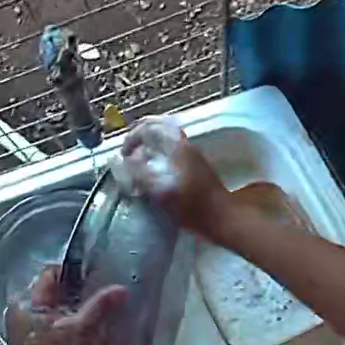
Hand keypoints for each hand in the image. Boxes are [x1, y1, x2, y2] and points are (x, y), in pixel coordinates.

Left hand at [4, 266, 124, 344]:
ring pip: (57, 309)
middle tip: (104, 290)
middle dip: (79, 292)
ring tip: (102, 308)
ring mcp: (27, 330)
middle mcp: (23, 313)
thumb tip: (121, 289)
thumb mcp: (78, 333)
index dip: (73, 271)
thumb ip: (99, 308)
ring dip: (78, 310)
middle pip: (54, 292)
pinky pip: (56, 325)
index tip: (97, 274)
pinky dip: (72, 324)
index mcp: (27, 304)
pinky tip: (91, 329)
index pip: (50, 274)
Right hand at [121, 118, 231, 239]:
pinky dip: (158, 157)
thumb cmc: (191, 206)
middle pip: (158, 130)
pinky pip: (172, 153)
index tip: (123, 154)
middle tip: (127, 154)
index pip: (149, 126)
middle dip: (139, 139)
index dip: (132, 137)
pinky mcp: (195, 167)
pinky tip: (152, 174)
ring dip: (149, 148)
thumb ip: (140, 173)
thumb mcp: (160, 191)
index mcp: (177, 146)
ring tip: (136, 163)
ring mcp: (191, 155)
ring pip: (166, 141)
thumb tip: (123, 160)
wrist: (221, 218)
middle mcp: (185, 145)